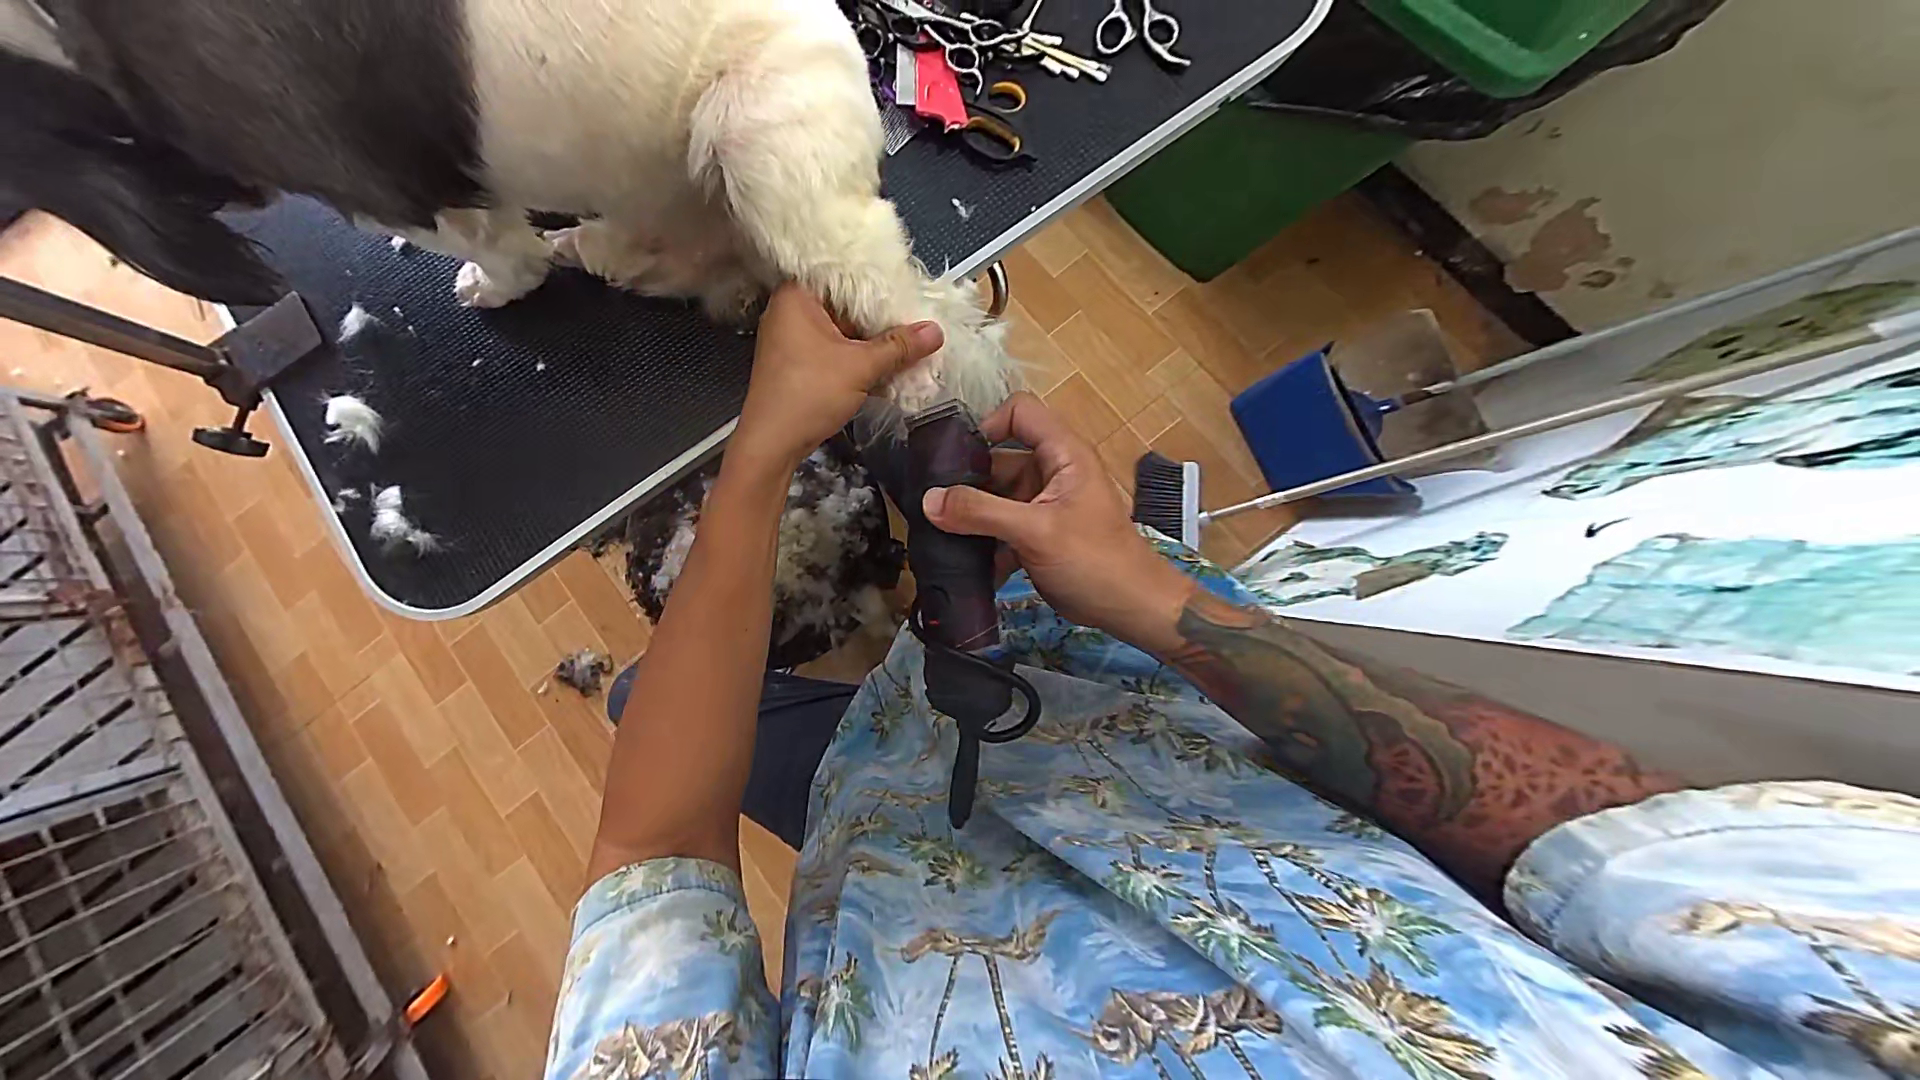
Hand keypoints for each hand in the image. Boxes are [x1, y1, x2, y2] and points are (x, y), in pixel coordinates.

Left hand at [731, 284, 942, 470]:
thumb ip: (899, 347)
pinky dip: (860, 361)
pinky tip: (891, 368)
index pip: (846, 276)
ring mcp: (795, 340)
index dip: (882, 284)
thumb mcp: (861, 367)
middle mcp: (792, 312)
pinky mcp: (801, 365)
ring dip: (875, 345)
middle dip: (883, 320)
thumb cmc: (809, 394)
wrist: (773, 444)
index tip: (912, 292)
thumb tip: (935, 331)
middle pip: (848, 307)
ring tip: (912, 345)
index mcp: (798, 296)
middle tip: (919, 320)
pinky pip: (837, 353)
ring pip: (845, 333)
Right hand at [921, 392, 1194, 651]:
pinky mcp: (1037, 536)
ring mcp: (1043, 506)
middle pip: (998, 461)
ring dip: (970, 517)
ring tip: (938, 535)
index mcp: (1062, 454)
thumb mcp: (1035, 532)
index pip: (1020, 412)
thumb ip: (981, 513)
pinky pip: (1000, 528)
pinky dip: (983, 543)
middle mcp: (1051, 473)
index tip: (956, 458)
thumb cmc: (1094, 561)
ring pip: (995, 499)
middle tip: (930, 506)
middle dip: (966, 482)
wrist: (1131, 609)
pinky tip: (964, 564)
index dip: (987, 424)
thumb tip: (929, 500)